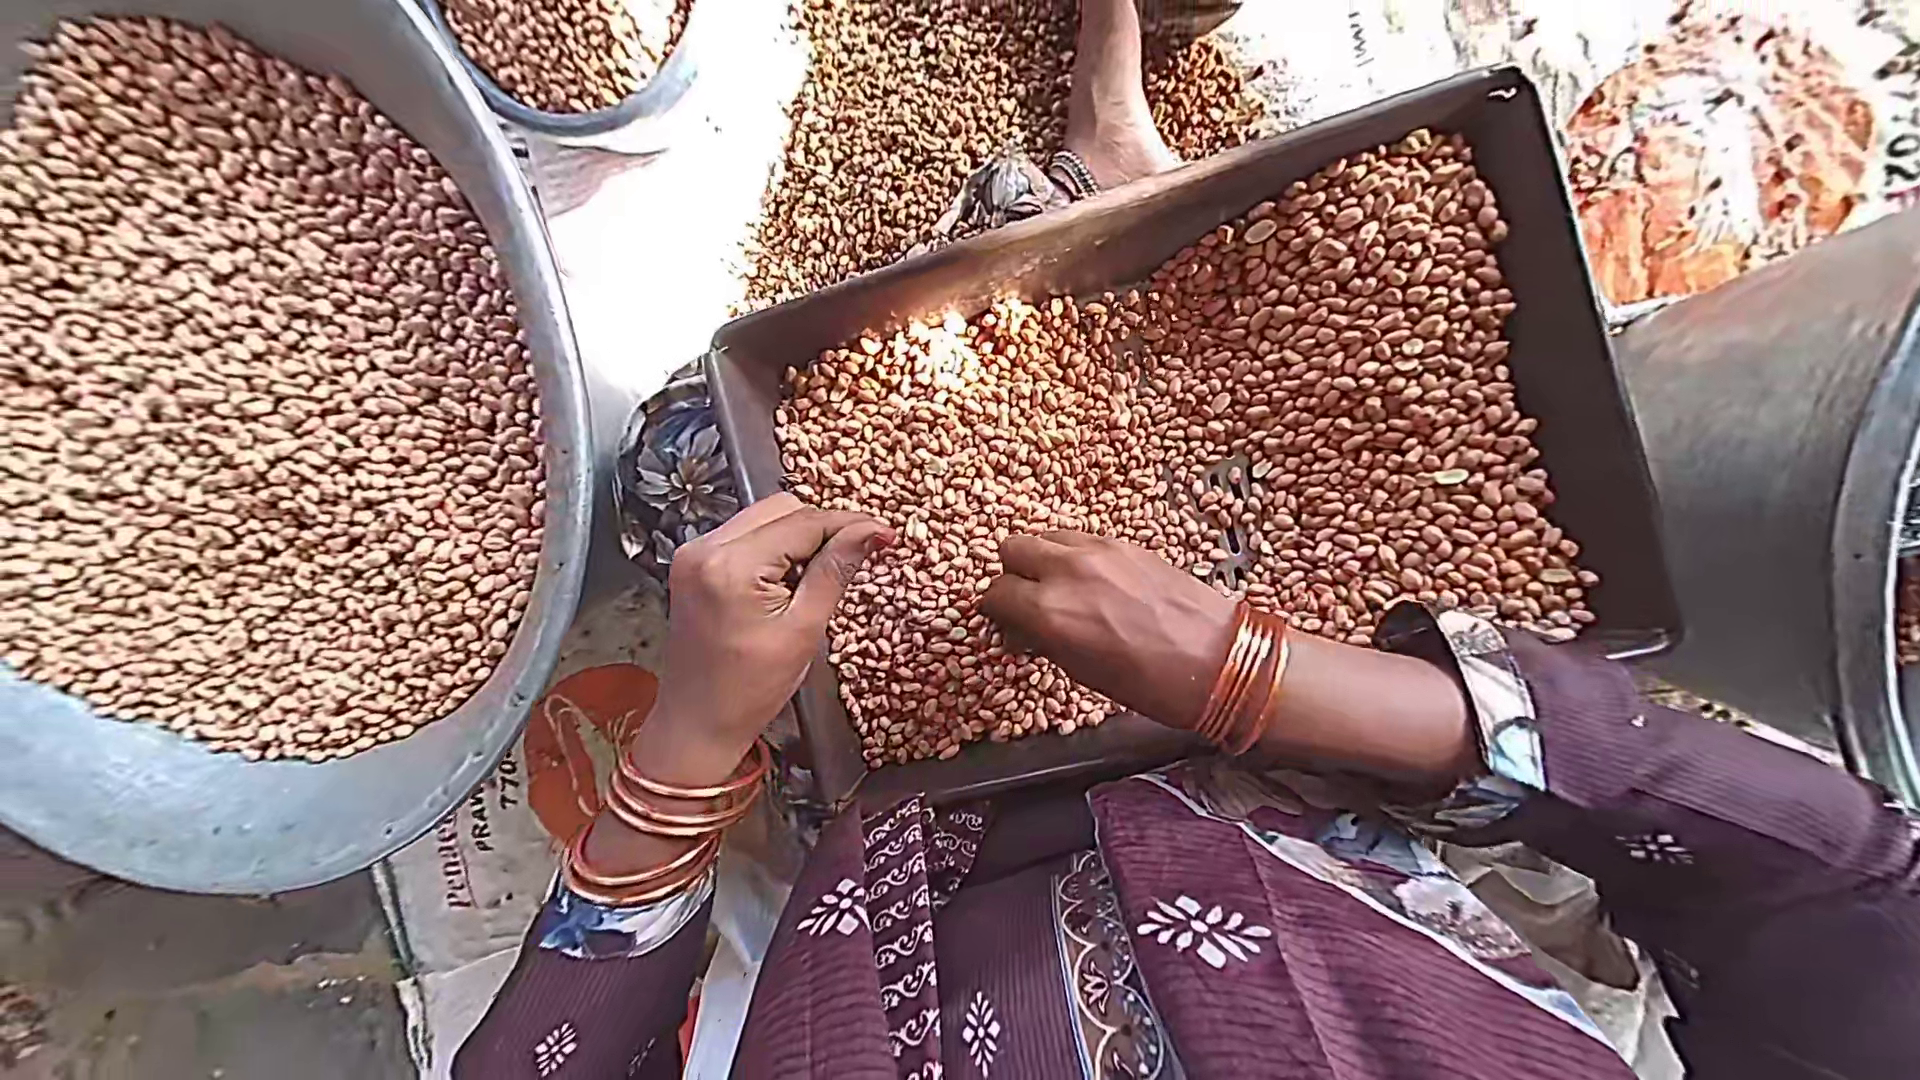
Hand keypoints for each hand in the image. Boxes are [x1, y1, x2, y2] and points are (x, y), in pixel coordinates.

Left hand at [639, 494, 892, 785]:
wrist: (697, 722)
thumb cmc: (750, 689)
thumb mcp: (803, 630)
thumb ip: (834, 571)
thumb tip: (870, 532)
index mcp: (731, 566)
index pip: (803, 522)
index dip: (849, 524)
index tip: (884, 534)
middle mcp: (705, 547)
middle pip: (782, 508)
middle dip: (824, 527)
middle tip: (856, 555)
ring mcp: (694, 552)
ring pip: (766, 516)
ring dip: (801, 536)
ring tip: (819, 575)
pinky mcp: (694, 562)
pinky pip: (747, 534)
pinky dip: (777, 546)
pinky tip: (790, 578)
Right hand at [980, 532, 1234, 727]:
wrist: (1220, 660)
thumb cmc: (1149, 683)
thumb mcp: (1081, 671)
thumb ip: (1042, 639)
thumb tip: (1020, 627)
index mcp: (1050, 612)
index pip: (995, 593)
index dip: (996, 609)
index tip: (1005, 621)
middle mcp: (1066, 571)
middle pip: (1011, 548)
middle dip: (1012, 574)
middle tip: (1027, 599)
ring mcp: (1097, 550)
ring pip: (1043, 535)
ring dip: (1040, 559)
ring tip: (1058, 587)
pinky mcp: (1123, 541)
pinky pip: (1078, 537)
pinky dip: (1071, 554)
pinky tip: (1090, 580)